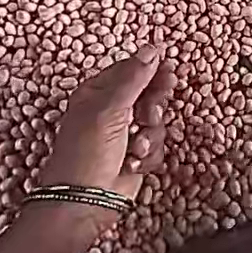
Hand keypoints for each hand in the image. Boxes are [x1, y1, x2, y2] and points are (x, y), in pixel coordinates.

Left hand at [39, 45, 173, 199]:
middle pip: (148, 94)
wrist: (84, 203)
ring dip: (150, 135)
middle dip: (152, 107)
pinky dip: (148, 154)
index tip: (167, 72)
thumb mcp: (109, 109)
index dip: (150, 71)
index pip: (131, 69)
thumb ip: (133, 78)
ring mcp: (124, 132)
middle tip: (148, 116)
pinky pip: (157, 144)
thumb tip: (152, 49)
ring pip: (156, 120)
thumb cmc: (87, 153)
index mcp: (97, 92)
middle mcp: (111, 110)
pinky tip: (133, 161)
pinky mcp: (136, 154)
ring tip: (135, 146)